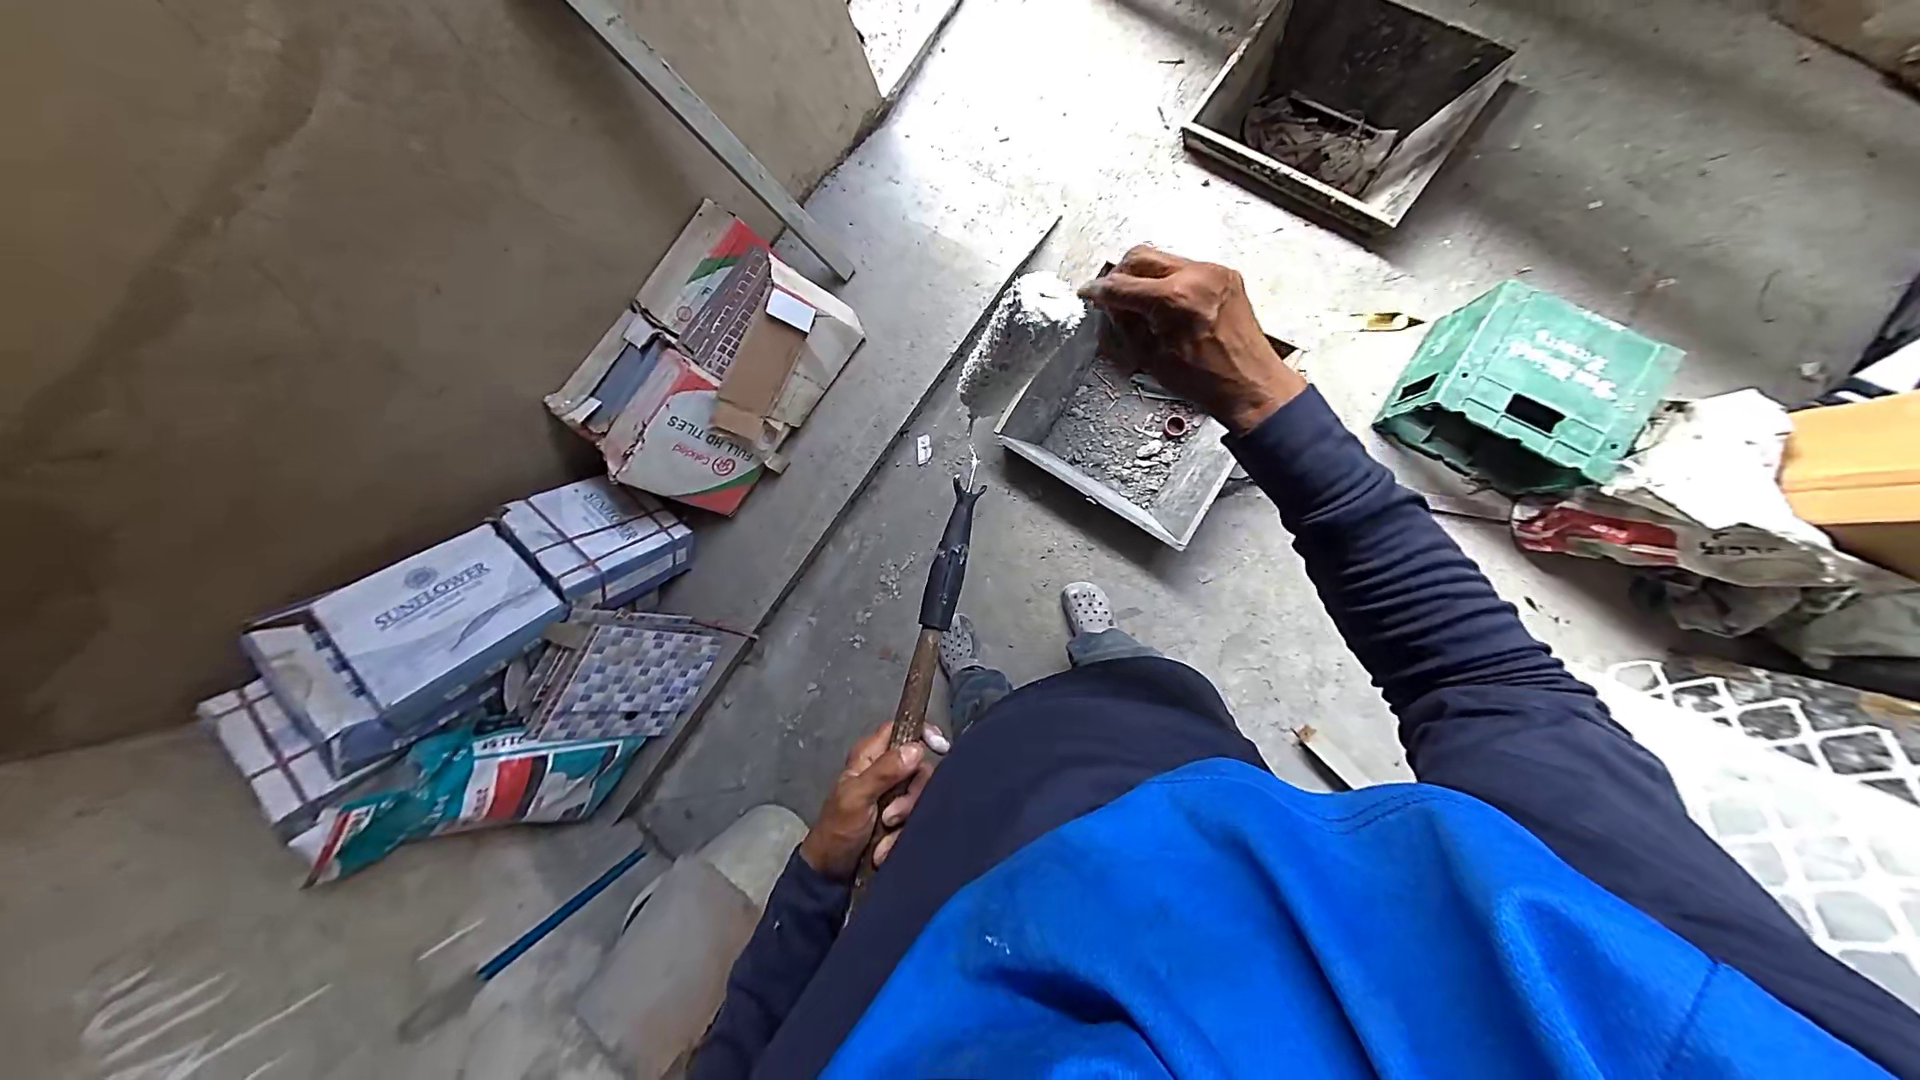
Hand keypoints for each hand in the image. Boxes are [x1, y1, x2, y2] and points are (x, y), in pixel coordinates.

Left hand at [797, 720, 946, 881]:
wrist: (831, 873)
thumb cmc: (837, 830)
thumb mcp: (857, 798)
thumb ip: (884, 772)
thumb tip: (916, 749)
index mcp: (869, 755)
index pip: (901, 728)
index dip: (922, 732)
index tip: (939, 748)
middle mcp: (884, 769)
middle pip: (918, 766)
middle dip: (911, 794)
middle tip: (891, 815)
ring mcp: (893, 793)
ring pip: (919, 793)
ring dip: (905, 818)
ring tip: (885, 833)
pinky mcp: (899, 816)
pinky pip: (914, 817)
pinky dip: (901, 834)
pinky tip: (885, 846)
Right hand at [1079, 246, 1306, 434]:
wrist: (1249, 385)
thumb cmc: (1208, 381)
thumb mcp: (1150, 356)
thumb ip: (1125, 325)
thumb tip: (1109, 306)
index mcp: (1175, 299)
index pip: (1121, 284)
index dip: (1098, 291)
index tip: (1089, 294)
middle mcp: (1198, 276)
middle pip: (1140, 257)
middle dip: (1119, 275)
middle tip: (1109, 296)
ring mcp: (1214, 272)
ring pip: (1162, 259)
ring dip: (1142, 277)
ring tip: (1136, 304)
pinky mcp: (1224, 276)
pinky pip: (1184, 268)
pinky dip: (1166, 282)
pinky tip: (1162, 305)